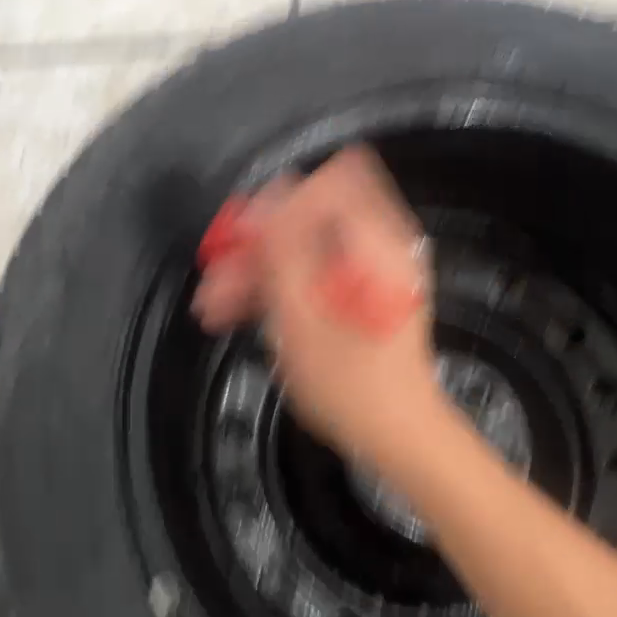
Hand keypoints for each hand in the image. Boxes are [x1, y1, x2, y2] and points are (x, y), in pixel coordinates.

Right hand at [191, 146, 443, 472]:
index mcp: (375, 242)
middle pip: (309, 215)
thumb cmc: (357, 388)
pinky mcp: (365, 295)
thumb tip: (265, 201)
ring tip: (219, 304)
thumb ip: (281, 249)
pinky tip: (245, 311)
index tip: (242, 235)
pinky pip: (316, 271)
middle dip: (259, 241)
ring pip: (306, 246)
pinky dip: (283, 286)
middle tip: (221, 272)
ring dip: (261, 268)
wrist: (396, 433)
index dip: (274, 206)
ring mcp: (375, 272)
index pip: (322, 184)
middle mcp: (382, 247)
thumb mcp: (301, 316)